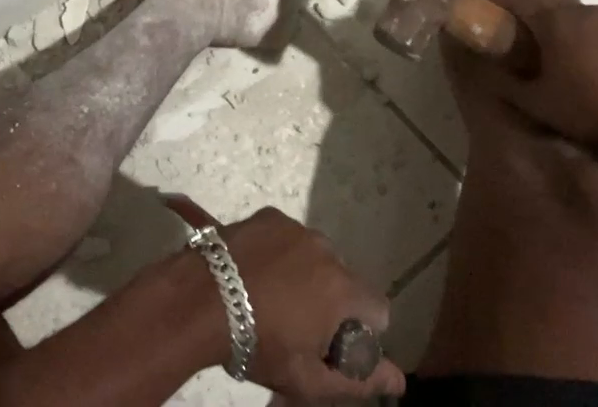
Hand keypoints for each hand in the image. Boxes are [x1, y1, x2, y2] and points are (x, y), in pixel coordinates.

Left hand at [163, 195, 405, 402]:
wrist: (199, 299)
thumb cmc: (256, 343)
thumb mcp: (308, 378)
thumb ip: (359, 381)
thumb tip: (399, 380)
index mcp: (342, 288)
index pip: (378, 308)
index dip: (360, 330)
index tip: (331, 342)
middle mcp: (325, 249)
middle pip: (344, 279)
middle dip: (330, 300)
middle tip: (296, 322)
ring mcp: (293, 227)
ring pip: (314, 255)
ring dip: (304, 273)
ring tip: (269, 294)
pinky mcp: (266, 215)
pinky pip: (287, 236)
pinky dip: (279, 251)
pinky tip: (255, 270)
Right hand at [485, 4, 597, 160]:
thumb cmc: (594, 113)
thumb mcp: (539, 106)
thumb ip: (509, 86)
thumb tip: (491, 74)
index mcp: (558, 21)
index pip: (523, 8)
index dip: (515, 25)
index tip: (513, 44)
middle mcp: (592, 11)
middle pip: (561, 18)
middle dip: (553, 38)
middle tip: (553, 70)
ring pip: (595, 28)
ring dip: (587, 46)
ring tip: (592, 81)